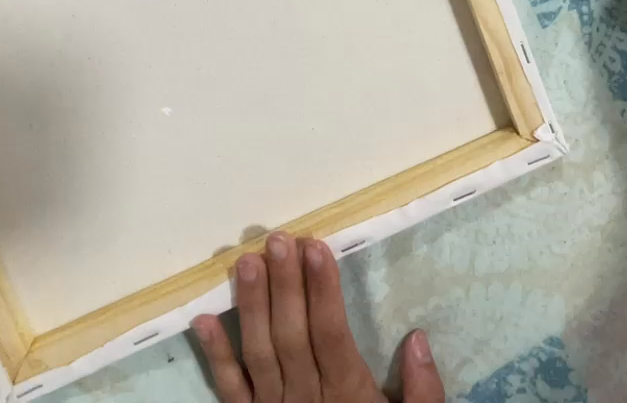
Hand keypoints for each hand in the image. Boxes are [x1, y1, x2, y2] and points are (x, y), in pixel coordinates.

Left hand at [193, 233, 442, 402]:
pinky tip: (203, 319)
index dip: (322, 290)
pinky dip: (216, 356)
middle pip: (292, 336)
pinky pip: (230, 390)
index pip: (330, 333)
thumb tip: (418, 339)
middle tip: (278, 239)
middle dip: (285, 286)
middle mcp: (306, 400)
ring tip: (245, 261)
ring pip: (260, 355)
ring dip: (251, 307)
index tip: (315, 246)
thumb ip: (423, 391)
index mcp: (347, 395)